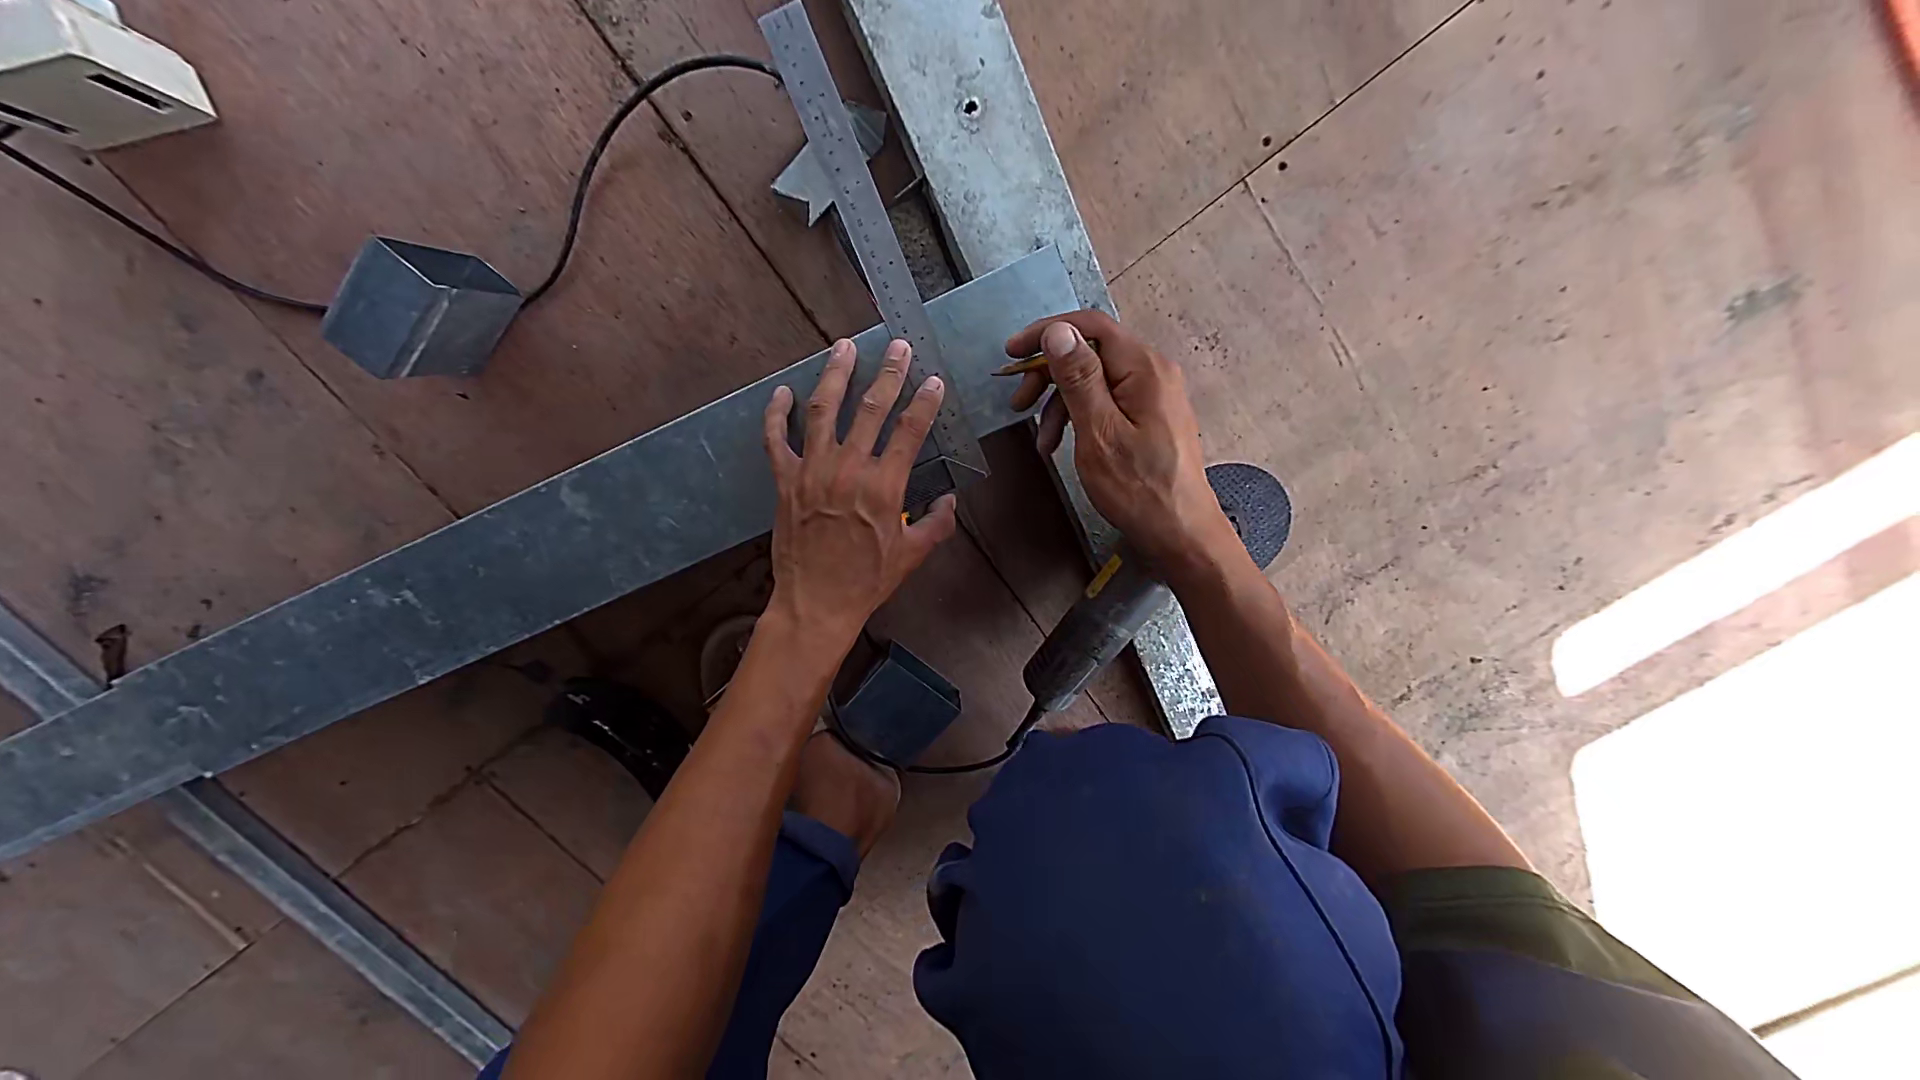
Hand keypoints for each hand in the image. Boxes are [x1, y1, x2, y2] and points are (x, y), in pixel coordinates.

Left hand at [762, 338, 957, 651]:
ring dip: (835, 375)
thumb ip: (937, 524)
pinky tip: (782, 393)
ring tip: (844, 347)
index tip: (933, 381)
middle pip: (871, 409)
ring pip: (824, 411)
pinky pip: (776, 439)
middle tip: (897, 346)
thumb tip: (950, 500)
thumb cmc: (867, 581)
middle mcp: (847, 469)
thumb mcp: (912, 555)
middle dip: (888, 373)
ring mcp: (812, 471)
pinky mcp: (785, 481)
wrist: (816, 603)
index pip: (909, 431)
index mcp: (883, 486)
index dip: (924, 402)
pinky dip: (776, 414)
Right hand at [1007, 311, 1236, 572]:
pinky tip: (1060, 445)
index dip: (1047, 333)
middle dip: (1049, 374)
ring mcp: (1153, 396)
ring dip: (1060, 404)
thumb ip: (1079, 378)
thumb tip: (1058, 331)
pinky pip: (1106, 403)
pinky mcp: (1149, 417)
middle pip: (1091, 353)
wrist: (1180, 534)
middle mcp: (1153, 372)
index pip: (1090, 327)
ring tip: (1041, 441)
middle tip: (1018, 402)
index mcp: (1144, 368)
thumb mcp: (1099, 432)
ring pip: (1094, 381)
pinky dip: (1079, 419)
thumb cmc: (1139, 489)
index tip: (1011, 352)